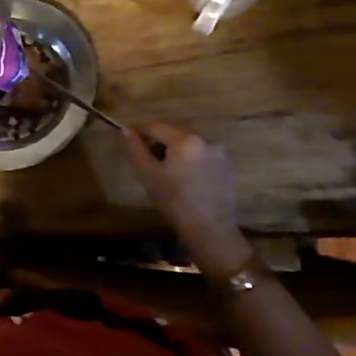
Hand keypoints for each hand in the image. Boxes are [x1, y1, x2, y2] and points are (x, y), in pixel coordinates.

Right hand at [123, 122, 255, 278]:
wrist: (209, 229)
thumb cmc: (174, 201)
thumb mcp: (148, 175)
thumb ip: (136, 149)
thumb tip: (128, 131)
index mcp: (185, 140)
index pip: (156, 127)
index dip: (141, 132)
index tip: (132, 142)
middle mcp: (205, 139)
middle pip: (175, 134)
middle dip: (161, 144)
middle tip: (150, 163)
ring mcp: (220, 153)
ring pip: (190, 146)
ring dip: (178, 153)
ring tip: (170, 174)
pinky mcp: (228, 166)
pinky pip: (204, 157)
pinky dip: (193, 162)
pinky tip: (188, 181)